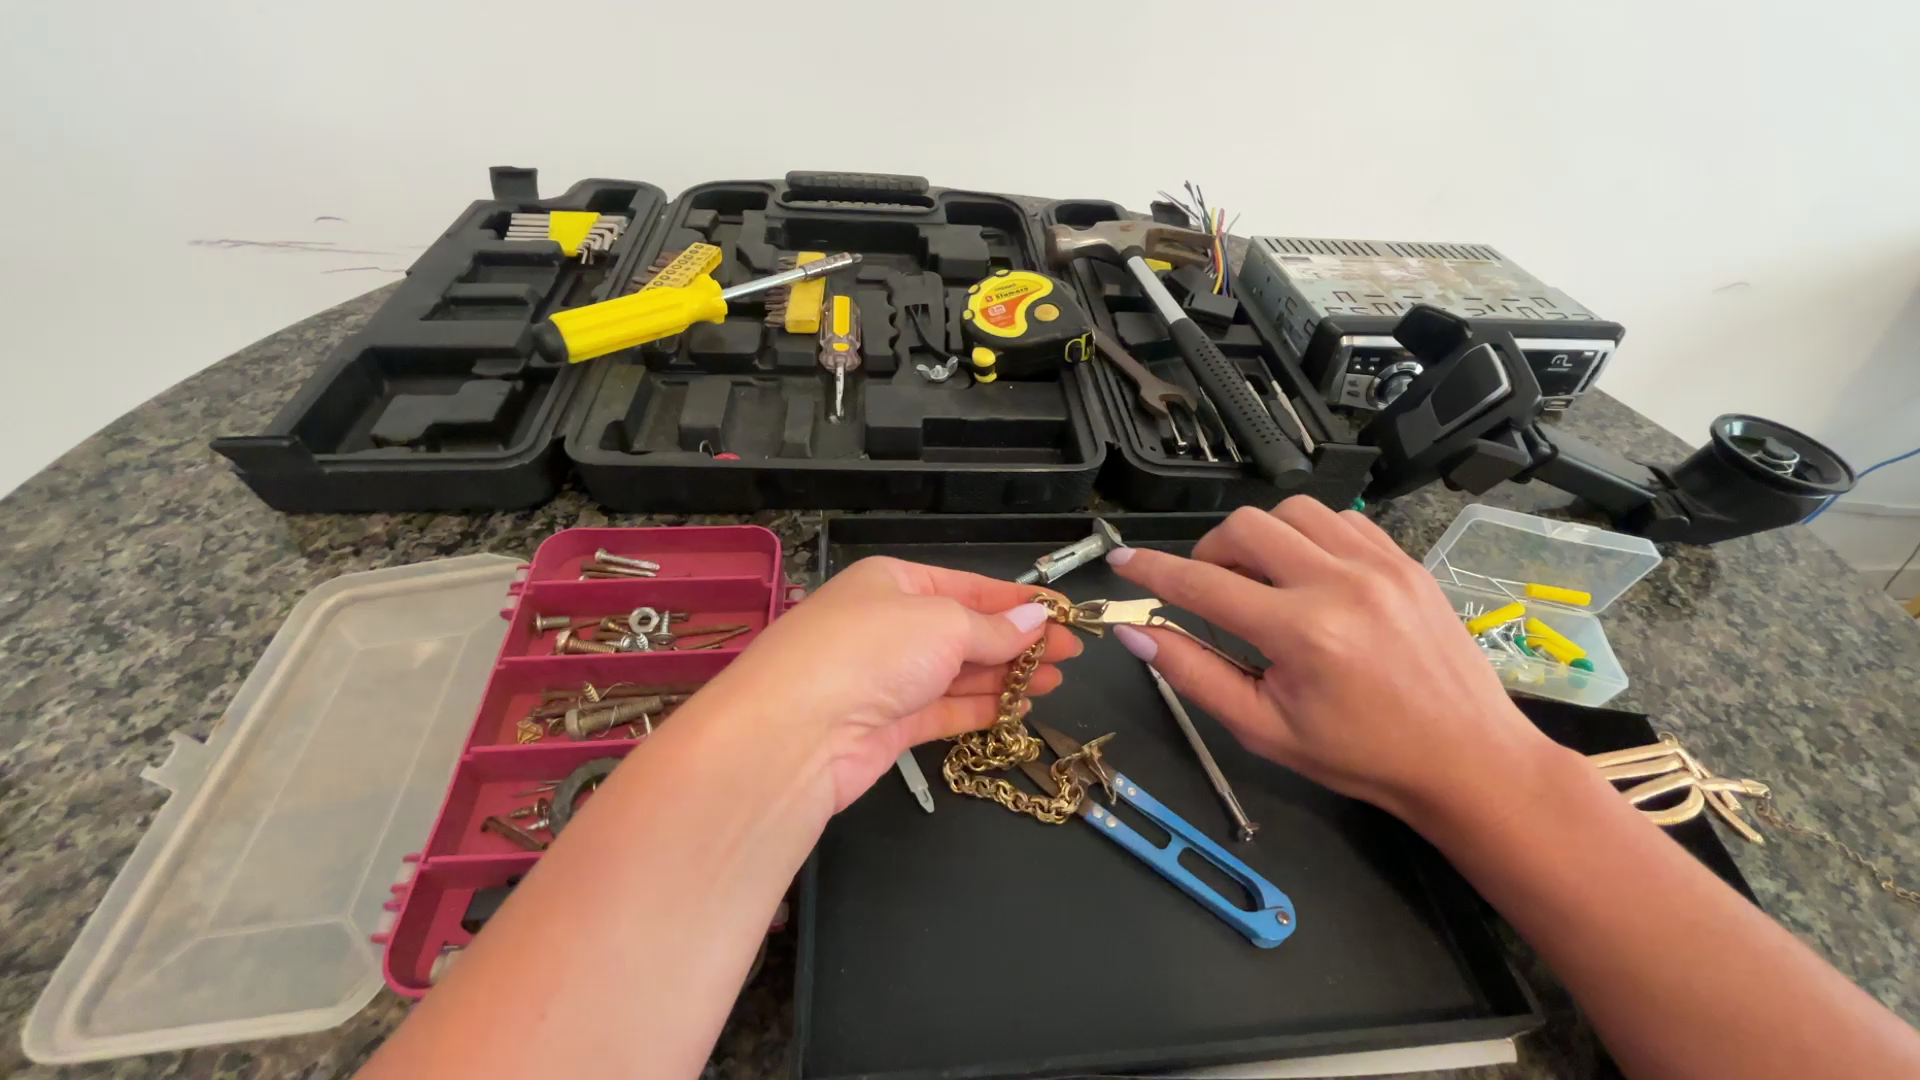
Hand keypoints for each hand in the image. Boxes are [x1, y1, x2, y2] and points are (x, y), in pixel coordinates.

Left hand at [701, 557, 1082, 811]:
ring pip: (958, 672)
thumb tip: (1037, 619)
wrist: (795, 733)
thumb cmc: (871, 651)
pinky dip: (981, 707)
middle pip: (966, 630)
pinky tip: (1018, 708)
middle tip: (1070, 654)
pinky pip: (944, 709)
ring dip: (1007, 676)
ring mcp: (887, 677)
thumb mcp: (943, 624)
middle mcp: (889, 625)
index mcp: (894, 582)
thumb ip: (994, 628)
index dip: (1018, 601)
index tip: (1064, 614)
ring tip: (1055, 681)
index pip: (968, 586)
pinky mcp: (888, 725)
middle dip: (1018, 641)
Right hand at [1105, 498, 1563, 825]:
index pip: (1201, 584)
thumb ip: (1192, 673)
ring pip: (1290, 510)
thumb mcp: (1261, 728)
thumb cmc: (1358, 754)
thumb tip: (1136, 632)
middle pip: (1243, 527)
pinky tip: (1307, 572)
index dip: (1151, 570)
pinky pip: (1338, 518)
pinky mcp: (1405, 559)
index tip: (1121, 560)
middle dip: (1209, 553)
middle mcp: (1340, 584)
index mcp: (1301, 633)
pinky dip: (1305, 535)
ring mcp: (1380, 564)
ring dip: (1258, 537)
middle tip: (1211, 591)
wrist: (1467, 758)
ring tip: (1260, 579)